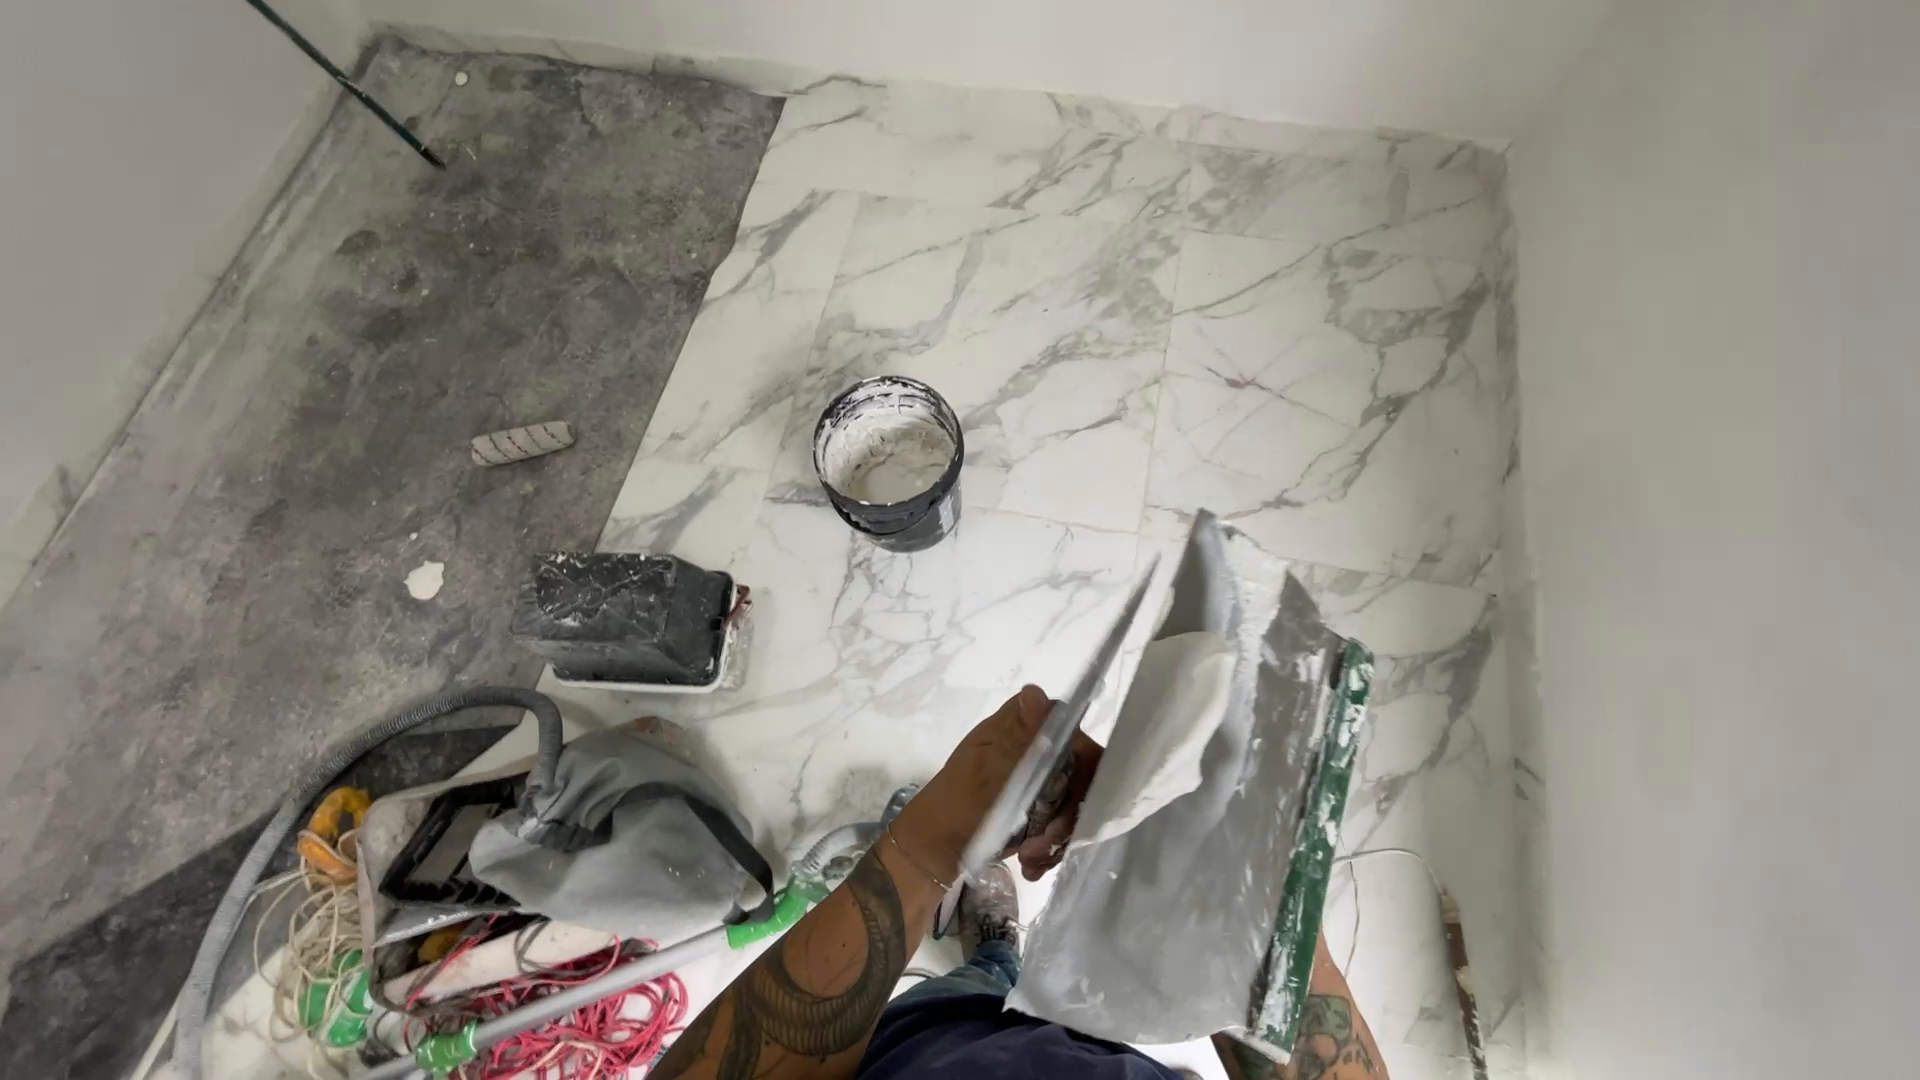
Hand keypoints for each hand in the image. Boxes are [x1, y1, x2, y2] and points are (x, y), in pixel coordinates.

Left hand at [889, 685, 1104, 882]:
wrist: (934, 848)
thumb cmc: (958, 806)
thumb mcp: (989, 773)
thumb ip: (1020, 738)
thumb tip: (1035, 691)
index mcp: (1022, 725)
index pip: (1075, 735)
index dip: (1083, 770)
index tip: (1070, 804)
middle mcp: (1035, 745)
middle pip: (1080, 774)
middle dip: (1068, 815)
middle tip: (1043, 844)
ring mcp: (1037, 775)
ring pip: (1074, 801)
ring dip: (1059, 836)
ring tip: (1031, 858)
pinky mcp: (1036, 803)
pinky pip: (1062, 821)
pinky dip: (1052, 846)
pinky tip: (1032, 863)